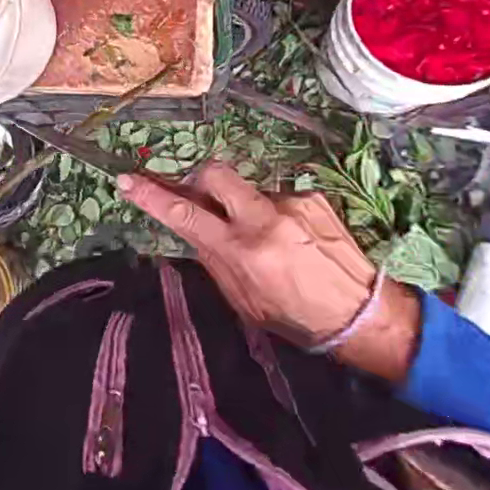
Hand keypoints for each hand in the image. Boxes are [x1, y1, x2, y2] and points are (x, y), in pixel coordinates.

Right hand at [119, 162, 420, 382]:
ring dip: (243, 207)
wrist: (360, 312)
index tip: (128, 180)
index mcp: (243, 251)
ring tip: (266, 241)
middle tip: (199, 199)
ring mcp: (291, 201)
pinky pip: (277, 196)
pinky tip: (291, 240)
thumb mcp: (243, 300)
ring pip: (247, 188)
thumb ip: (213, 258)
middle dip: (198, 180)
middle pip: (214, 172)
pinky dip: (273, 214)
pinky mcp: (312, 195)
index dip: (152, 196)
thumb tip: (192, 227)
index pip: (186, 215)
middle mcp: (264, 218)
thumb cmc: (294, 316)